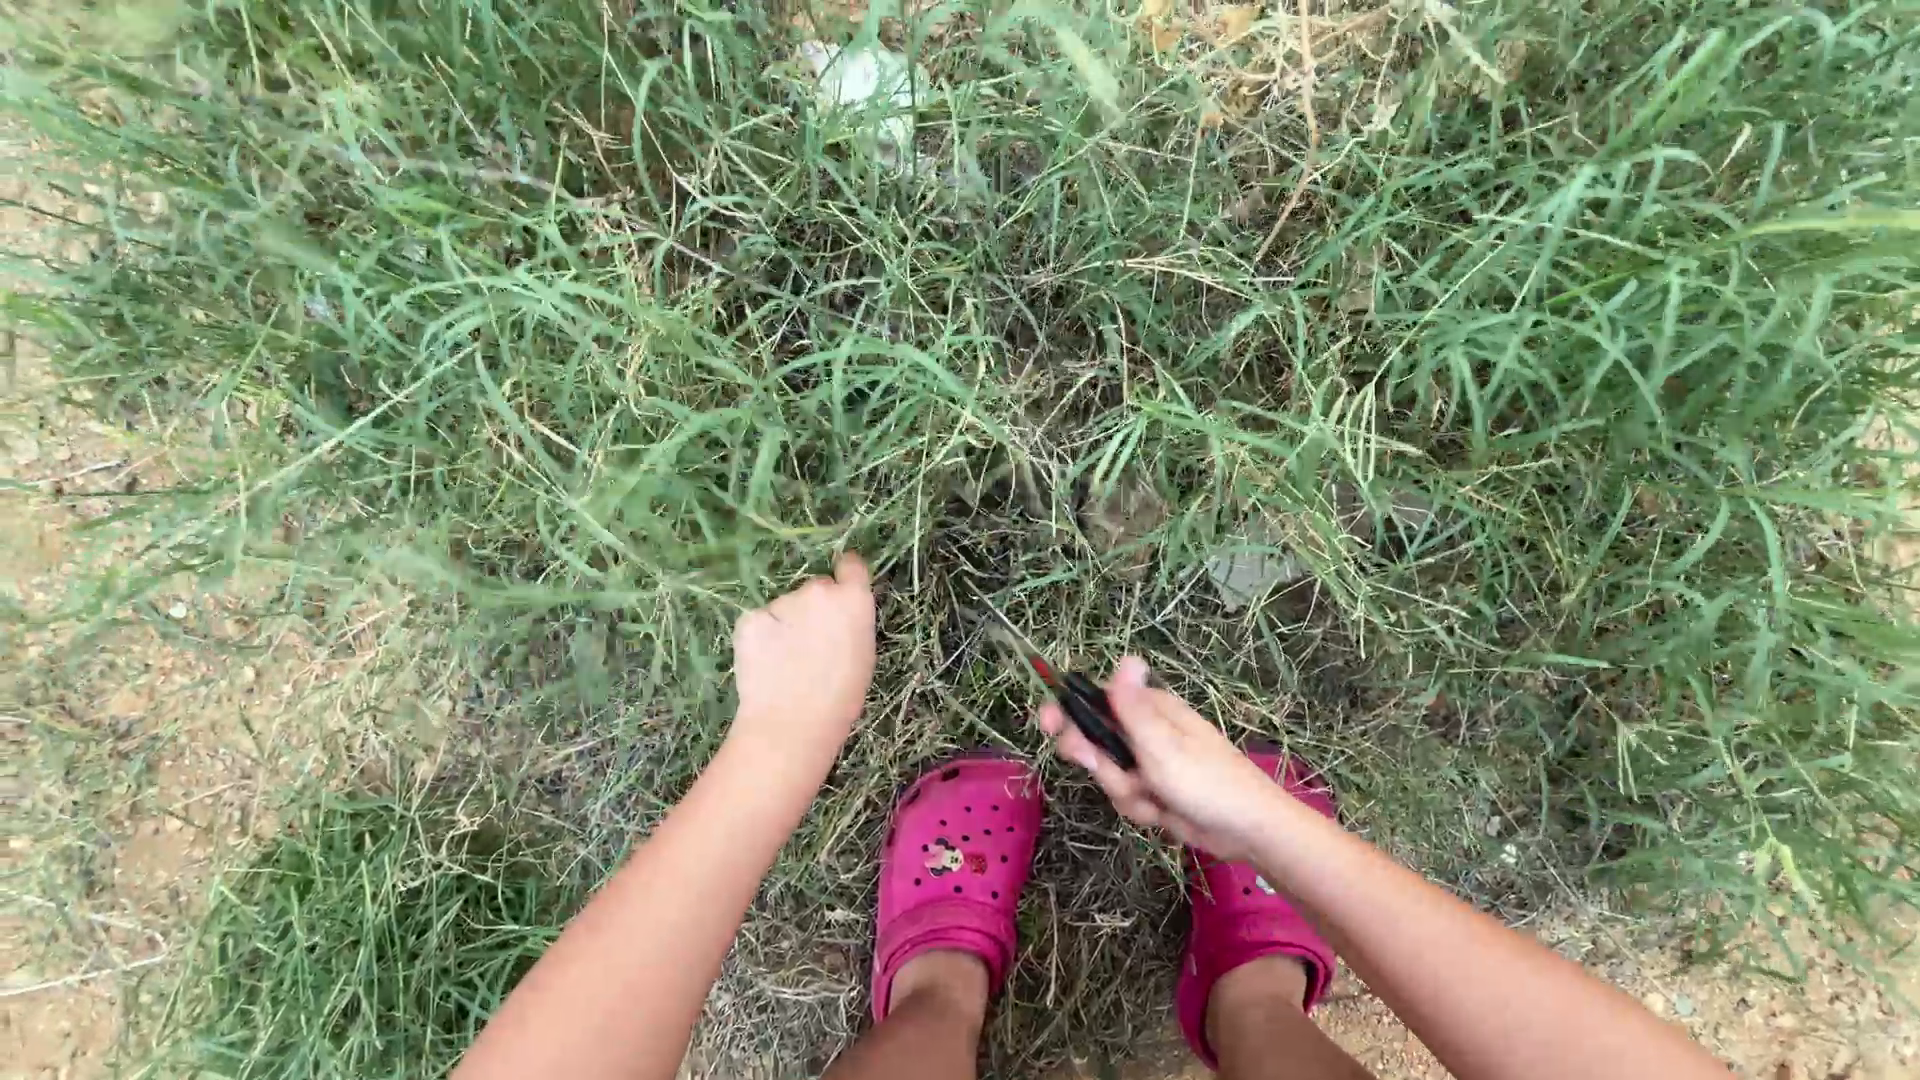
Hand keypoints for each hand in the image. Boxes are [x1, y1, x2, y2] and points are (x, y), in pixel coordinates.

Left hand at [731, 553, 876, 756]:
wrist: (792, 723)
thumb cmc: (841, 698)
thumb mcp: (863, 655)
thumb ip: (851, 623)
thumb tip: (837, 617)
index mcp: (853, 599)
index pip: (851, 565)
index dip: (845, 577)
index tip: (839, 591)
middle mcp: (818, 590)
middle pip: (815, 588)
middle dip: (812, 608)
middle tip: (810, 645)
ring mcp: (781, 602)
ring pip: (784, 607)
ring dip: (785, 624)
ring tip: (785, 663)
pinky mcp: (750, 618)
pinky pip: (759, 622)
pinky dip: (761, 638)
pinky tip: (765, 665)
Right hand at [1037, 656, 1282, 858]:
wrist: (1247, 832)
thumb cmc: (1207, 782)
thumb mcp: (1162, 745)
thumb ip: (1133, 707)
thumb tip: (1127, 657)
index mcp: (1149, 709)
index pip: (1095, 700)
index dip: (1068, 712)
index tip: (1047, 725)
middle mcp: (1145, 731)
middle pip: (1094, 742)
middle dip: (1102, 766)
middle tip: (1121, 776)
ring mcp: (1148, 763)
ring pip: (1108, 775)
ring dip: (1127, 793)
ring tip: (1156, 799)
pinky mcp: (1152, 790)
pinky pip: (1124, 797)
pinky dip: (1140, 809)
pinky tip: (1162, 814)